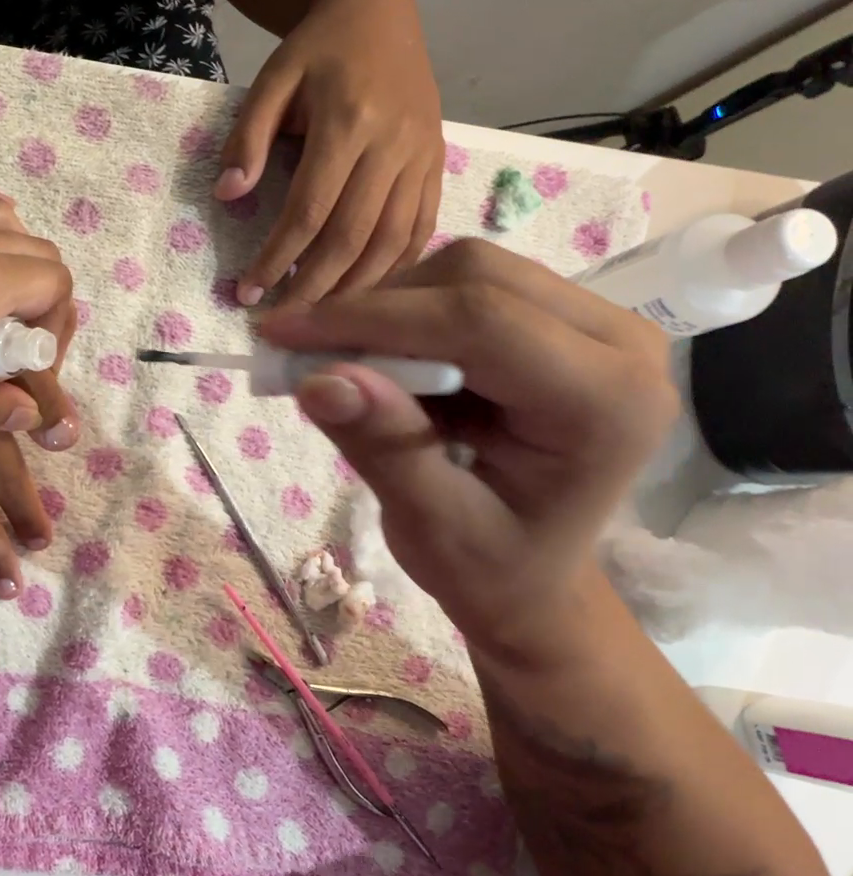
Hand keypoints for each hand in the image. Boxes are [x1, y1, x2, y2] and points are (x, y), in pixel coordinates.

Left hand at [219, 0, 443, 306]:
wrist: (381, 13)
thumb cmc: (318, 53)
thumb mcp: (271, 81)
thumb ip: (247, 138)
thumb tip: (227, 194)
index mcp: (350, 124)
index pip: (309, 212)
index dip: (277, 259)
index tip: (248, 294)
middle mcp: (394, 145)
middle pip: (353, 236)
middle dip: (313, 288)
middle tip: (281, 321)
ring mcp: (422, 156)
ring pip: (392, 240)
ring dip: (355, 289)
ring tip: (318, 321)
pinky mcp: (437, 163)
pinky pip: (422, 226)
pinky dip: (396, 267)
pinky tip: (367, 296)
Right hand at [262, 240, 677, 654]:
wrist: (533, 578)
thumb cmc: (486, 566)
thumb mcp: (429, 524)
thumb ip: (382, 447)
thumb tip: (318, 380)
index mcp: (604, 402)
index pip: (480, 322)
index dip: (370, 319)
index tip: (279, 335)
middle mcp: (620, 344)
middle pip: (478, 280)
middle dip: (375, 310)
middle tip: (301, 355)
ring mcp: (598, 327)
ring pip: (471, 273)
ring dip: (387, 312)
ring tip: (340, 367)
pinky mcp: (564, 324)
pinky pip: (472, 291)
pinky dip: (405, 318)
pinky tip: (377, 365)